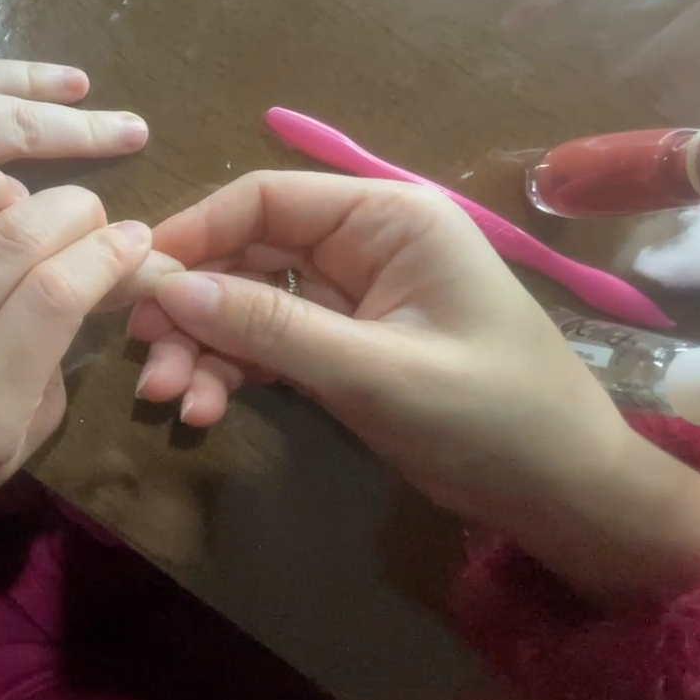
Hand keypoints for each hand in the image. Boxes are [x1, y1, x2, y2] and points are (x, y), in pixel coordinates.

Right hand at [130, 171, 699, 601]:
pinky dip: (224, 372)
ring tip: (170, 399)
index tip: (137, 280)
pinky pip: (255, 342)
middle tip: (145, 357)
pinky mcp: (327, 341)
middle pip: (240, 255)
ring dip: (198, 348)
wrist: (561, 500)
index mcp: (384, 219)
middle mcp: (354, 245)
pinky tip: (203, 410)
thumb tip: (166, 288)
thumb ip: (269, 325)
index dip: (195, 232)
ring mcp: (337, 296)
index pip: (265, 199)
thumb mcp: (375, 371)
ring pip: (238, 303)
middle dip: (190, 309)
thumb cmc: (494, 419)